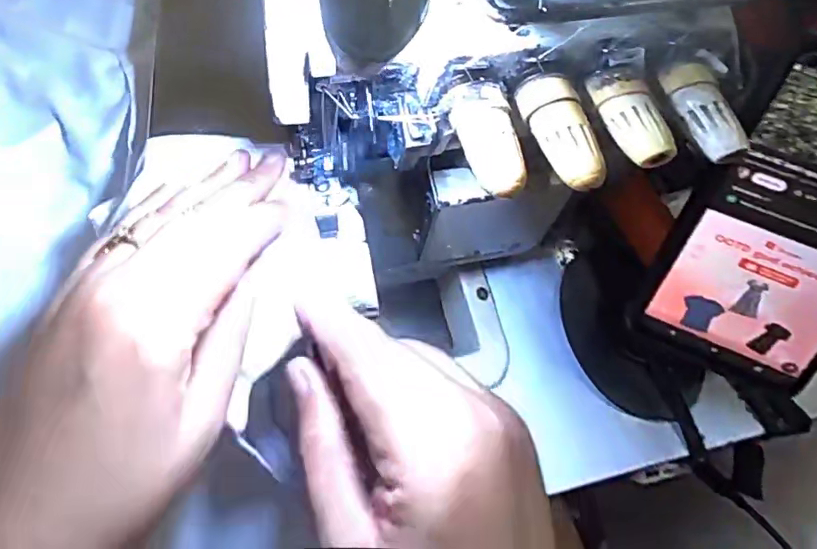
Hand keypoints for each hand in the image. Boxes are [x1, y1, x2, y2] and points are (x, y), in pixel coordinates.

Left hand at [0, 150, 288, 548]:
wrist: (9, 525)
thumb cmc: (120, 484)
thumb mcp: (200, 422)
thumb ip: (232, 334)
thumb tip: (257, 270)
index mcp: (154, 325)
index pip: (224, 247)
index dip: (263, 219)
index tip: (294, 200)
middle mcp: (116, 288)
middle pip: (192, 220)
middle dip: (240, 187)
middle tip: (276, 160)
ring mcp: (84, 284)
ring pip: (156, 216)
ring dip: (203, 183)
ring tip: (240, 157)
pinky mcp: (65, 291)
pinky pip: (121, 230)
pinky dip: (157, 200)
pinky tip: (182, 184)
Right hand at [288, 289, 553, 548]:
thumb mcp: (352, 542)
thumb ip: (323, 448)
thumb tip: (302, 374)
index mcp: (438, 442)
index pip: (371, 355)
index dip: (332, 321)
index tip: (302, 293)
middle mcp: (481, 410)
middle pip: (400, 352)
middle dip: (353, 351)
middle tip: (308, 364)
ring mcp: (505, 414)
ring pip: (427, 360)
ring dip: (384, 367)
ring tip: (344, 400)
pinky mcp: (514, 424)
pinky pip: (453, 382)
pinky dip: (416, 385)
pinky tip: (391, 419)